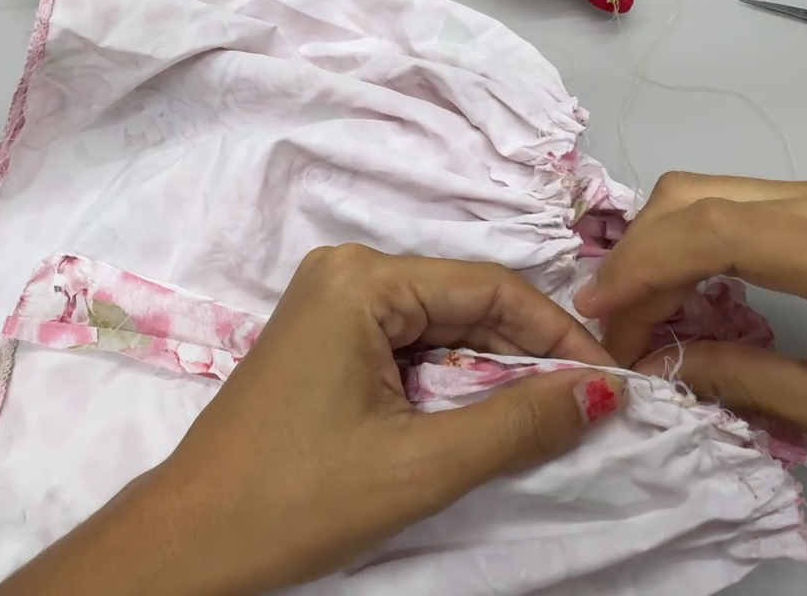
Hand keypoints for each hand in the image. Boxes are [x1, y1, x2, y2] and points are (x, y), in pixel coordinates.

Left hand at [0, 246, 623, 595]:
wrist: (194, 537)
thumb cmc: (299, 497)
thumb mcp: (421, 464)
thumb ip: (518, 422)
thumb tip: (603, 388)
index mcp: (361, 278)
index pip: (486, 288)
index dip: (557, 333)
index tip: (612, 382)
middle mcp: (345, 269)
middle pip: (461, 300)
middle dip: (526, 352)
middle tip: (587, 405)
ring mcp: (329, 298)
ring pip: (437, 322)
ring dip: (491, 366)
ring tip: (546, 413)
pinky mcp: (324, 331)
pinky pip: (405, 339)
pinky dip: (448, 373)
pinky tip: (481, 407)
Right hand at [575, 173, 806, 576]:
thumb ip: (746, 380)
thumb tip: (652, 359)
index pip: (723, 232)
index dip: (643, 264)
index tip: (599, 312)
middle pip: (704, 196)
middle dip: (640, 254)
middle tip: (616, 319)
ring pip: (716, 191)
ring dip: (664, 245)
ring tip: (647, 308)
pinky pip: (747, 203)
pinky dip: (700, 241)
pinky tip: (695, 286)